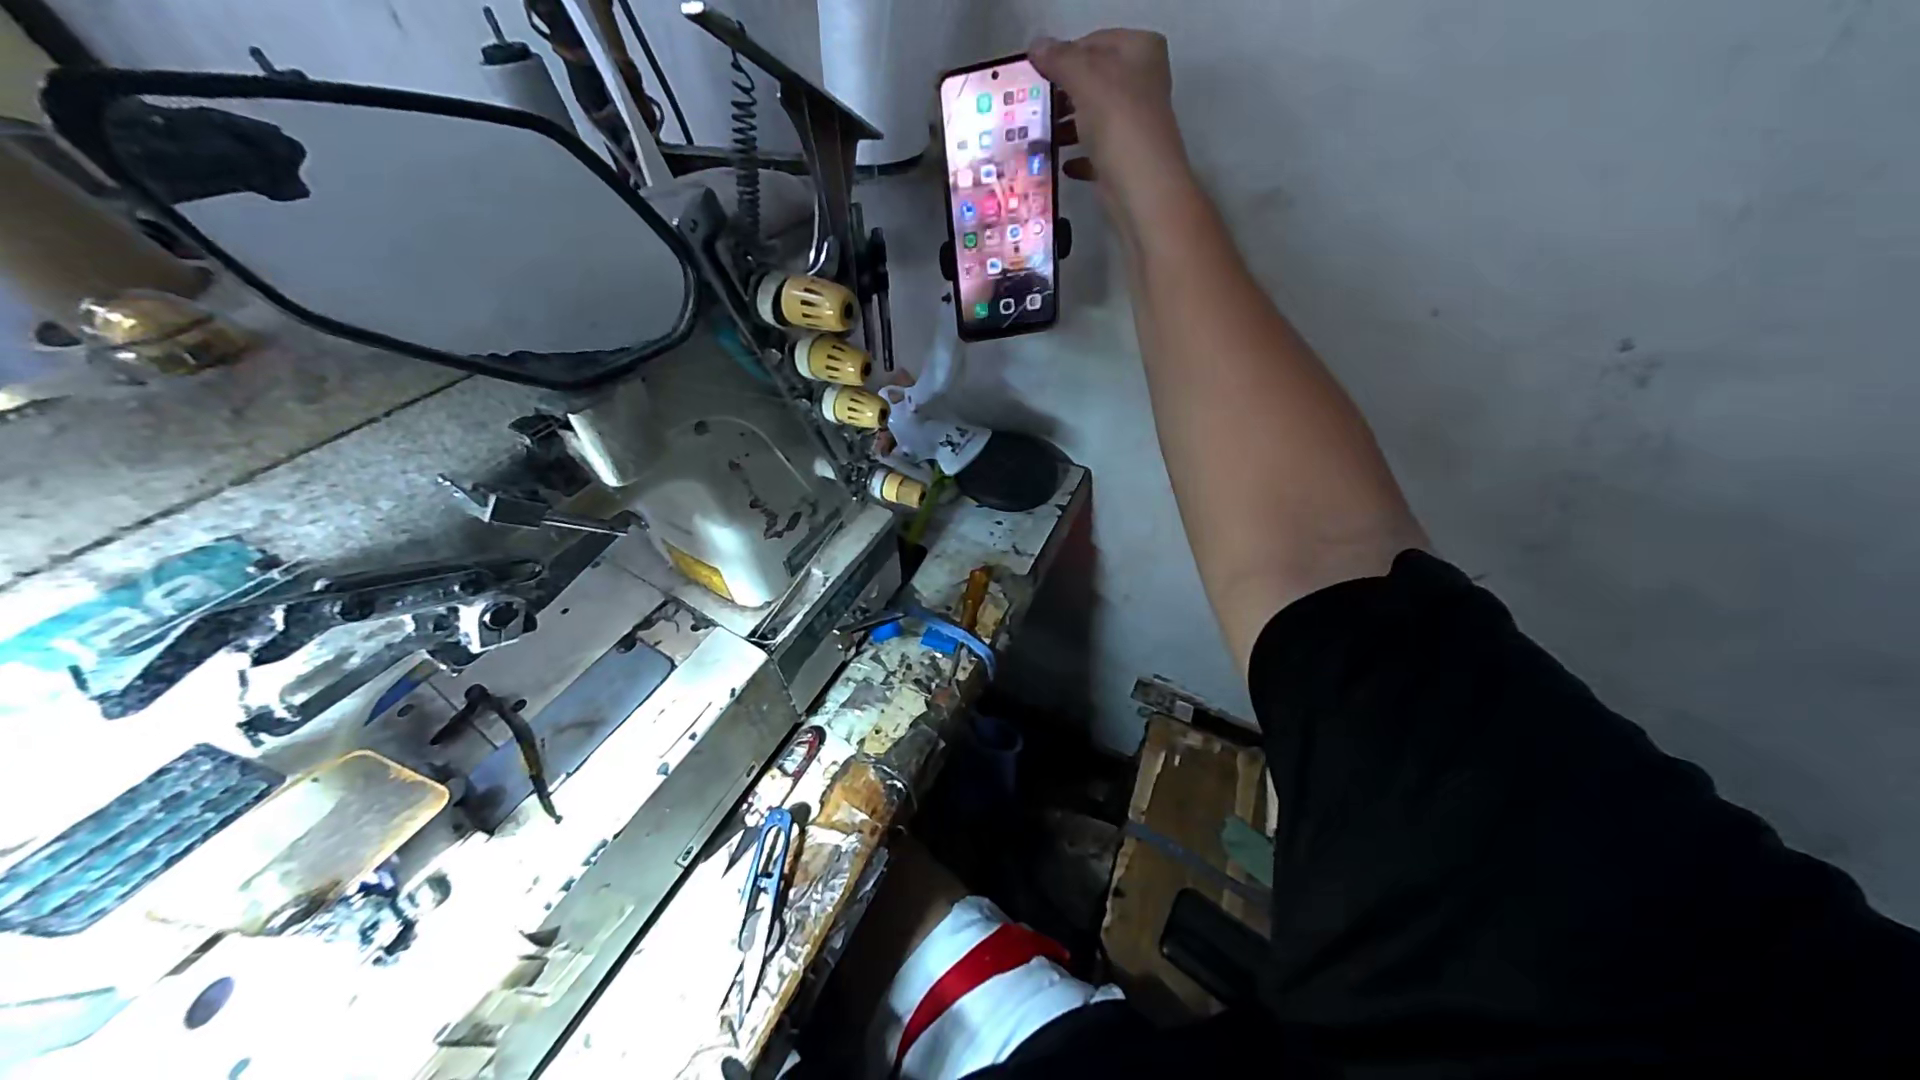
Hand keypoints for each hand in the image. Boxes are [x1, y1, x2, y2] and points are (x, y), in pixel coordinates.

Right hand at [1030, 30, 1186, 203]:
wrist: (1142, 188)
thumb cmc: (1118, 123)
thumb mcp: (1085, 80)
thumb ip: (1060, 60)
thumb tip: (1036, 46)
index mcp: (1140, 52)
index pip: (1094, 42)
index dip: (1064, 56)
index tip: (1037, 75)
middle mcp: (1141, 83)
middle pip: (1093, 81)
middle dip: (1062, 94)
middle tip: (1033, 105)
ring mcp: (1134, 124)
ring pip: (1092, 117)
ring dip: (1066, 127)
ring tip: (1039, 136)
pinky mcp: (1125, 159)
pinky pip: (1095, 153)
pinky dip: (1078, 157)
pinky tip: (1060, 163)